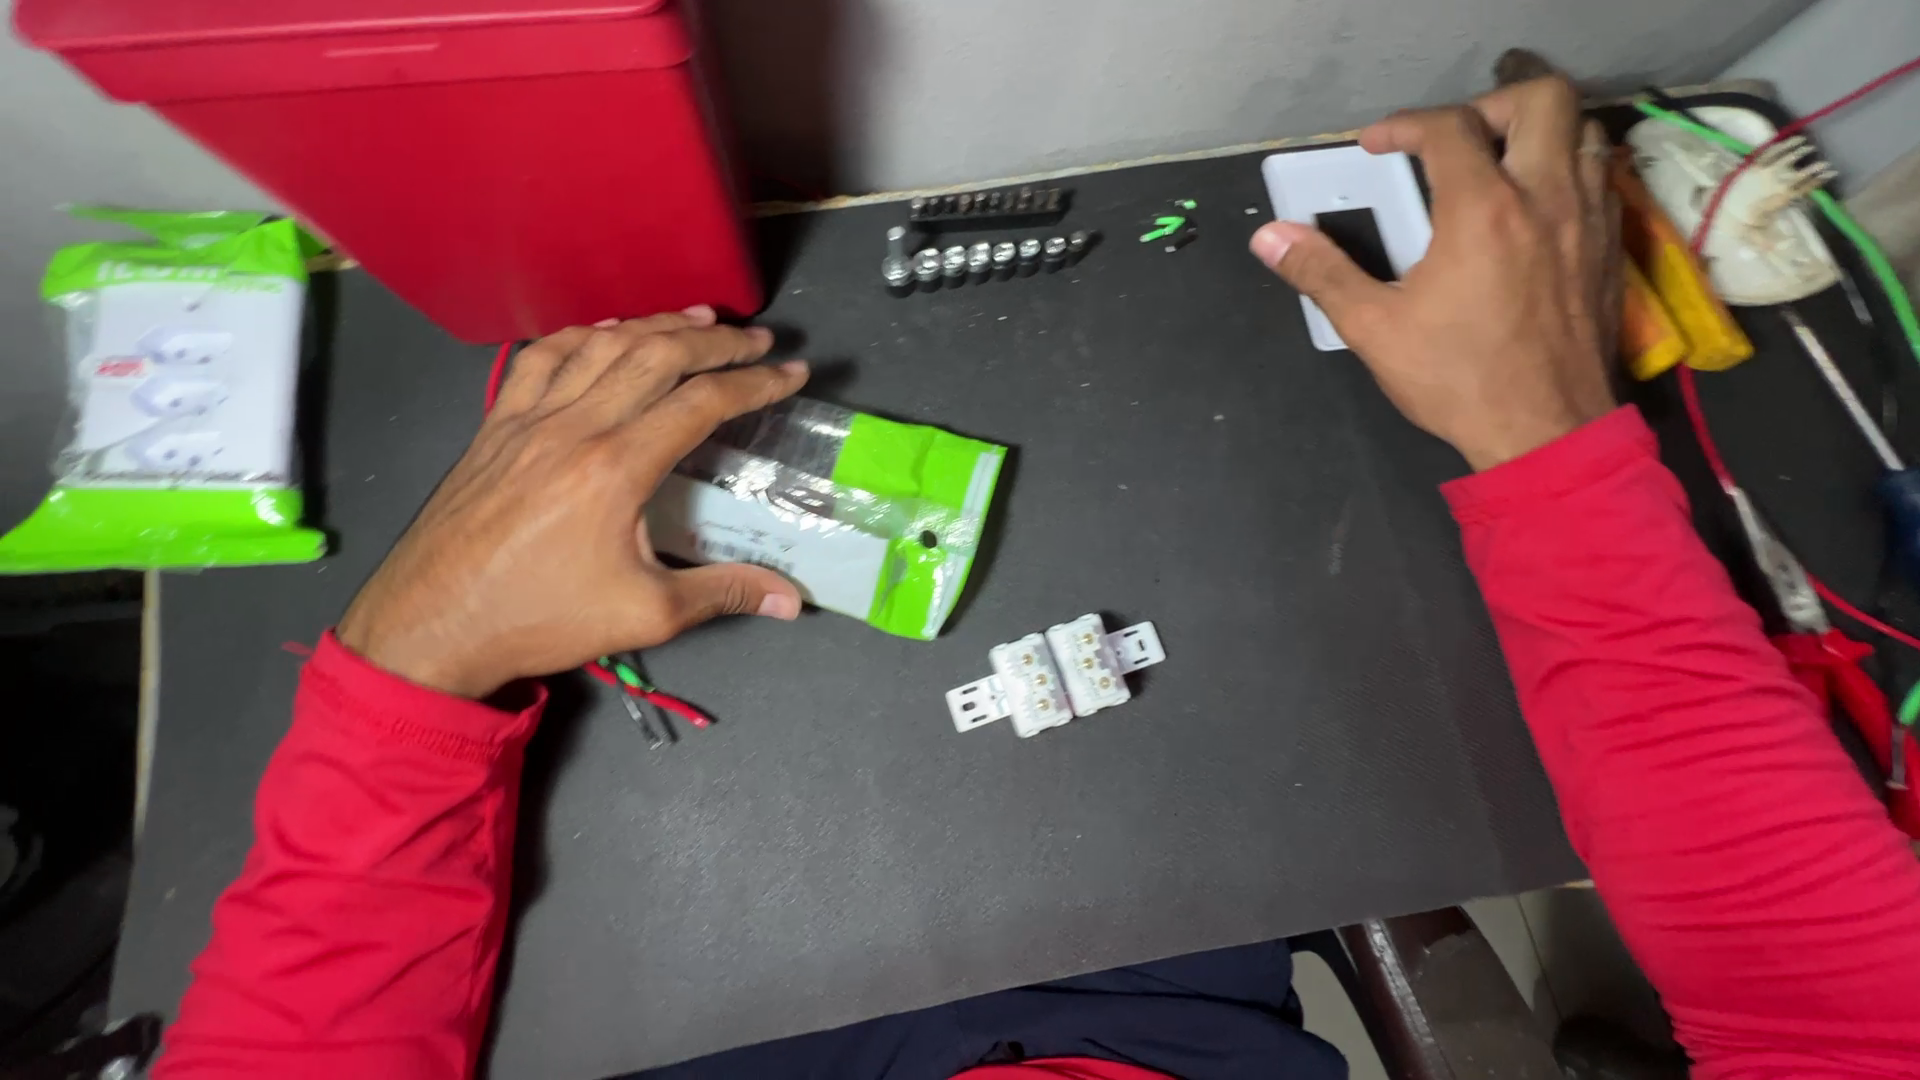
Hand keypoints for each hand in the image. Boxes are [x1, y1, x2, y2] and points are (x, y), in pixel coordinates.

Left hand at [337, 307, 808, 698]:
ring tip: (699, 320)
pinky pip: (542, 358)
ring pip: (601, 345)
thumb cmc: (544, 618)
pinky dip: (583, 335)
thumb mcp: (648, 614)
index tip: (792, 373)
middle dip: (716, 341)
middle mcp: (575, 426)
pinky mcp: (496, 423)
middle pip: (656, 356)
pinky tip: (607, 332)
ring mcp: (529, 418)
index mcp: (617, 467)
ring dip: (657, 325)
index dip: (755, 383)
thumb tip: (792, 601)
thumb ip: (724, 592)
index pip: (701, 402)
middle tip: (757, 340)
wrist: (430, 626)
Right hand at [1249, 76, 1618, 469]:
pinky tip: (1527, 208)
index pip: (1449, 130)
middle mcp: (1545, 198)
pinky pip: (1596, 174)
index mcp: (1482, 212)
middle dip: (1485, 106)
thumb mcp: (1371, 328)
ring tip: (1489, 166)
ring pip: (1580, 130)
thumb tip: (1269, 238)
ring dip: (1532, 131)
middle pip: (1539, 100)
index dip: (1405, 125)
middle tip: (1446, 143)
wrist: (1542, 426)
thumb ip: (1322, 273)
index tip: (1374, 145)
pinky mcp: (1606, 245)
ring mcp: (1586, 219)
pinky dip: (1561, 166)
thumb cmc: (1452, 378)